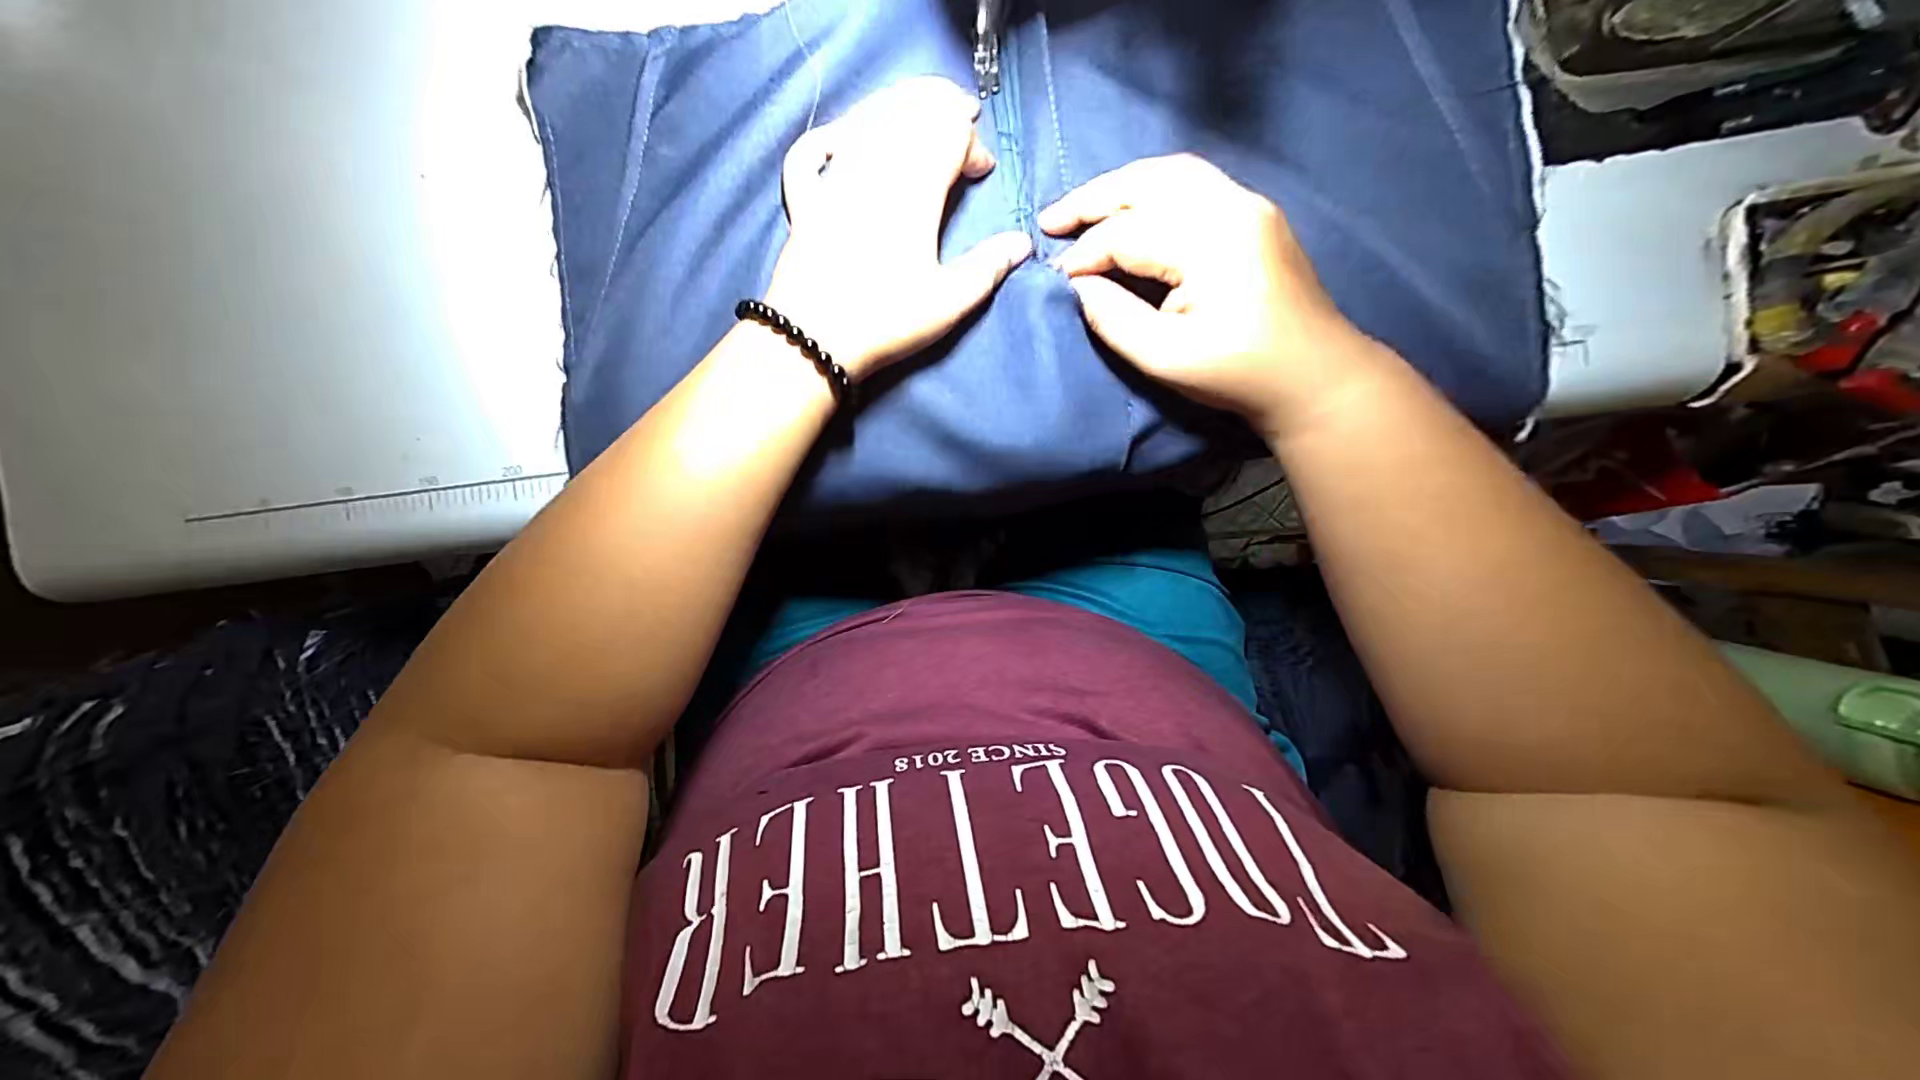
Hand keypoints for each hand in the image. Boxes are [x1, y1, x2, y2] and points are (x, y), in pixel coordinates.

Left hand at [763, 77, 1032, 379]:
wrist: (814, 338)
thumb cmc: (886, 319)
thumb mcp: (949, 301)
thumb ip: (987, 267)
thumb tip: (1021, 244)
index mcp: (915, 187)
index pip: (950, 133)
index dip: (973, 144)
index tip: (982, 171)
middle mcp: (873, 166)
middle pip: (910, 109)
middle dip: (941, 106)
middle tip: (961, 114)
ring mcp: (833, 177)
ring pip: (867, 116)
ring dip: (898, 104)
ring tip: (919, 108)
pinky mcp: (805, 198)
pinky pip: (813, 149)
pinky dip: (832, 134)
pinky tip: (844, 136)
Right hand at [1040, 154, 1396, 438]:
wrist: (1315, 375)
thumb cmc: (1237, 374)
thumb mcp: (1164, 358)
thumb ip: (1112, 319)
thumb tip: (1077, 287)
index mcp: (1208, 240)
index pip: (1125, 232)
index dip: (1083, 256)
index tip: (1054, 281)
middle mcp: (1229, 205)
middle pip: (1146, 182)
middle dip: (1092, 200)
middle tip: (1050, 220)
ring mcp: (1248, 203)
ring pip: (1171, 173)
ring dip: (1121, 187)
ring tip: (1083, 208)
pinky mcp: (1254, 214)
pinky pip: (1193, 183)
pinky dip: (1152, 189)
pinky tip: (1131, 209)